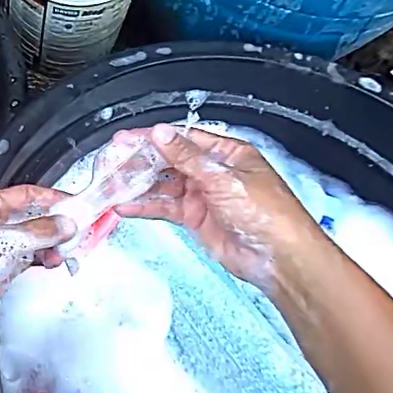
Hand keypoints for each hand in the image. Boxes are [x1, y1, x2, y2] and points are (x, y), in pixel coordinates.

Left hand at [0, 185, 75, 365]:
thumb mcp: (6, 244)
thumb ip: (40, 231)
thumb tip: (65, 224)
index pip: (26, 194)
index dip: (54, 198)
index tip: (76, 206)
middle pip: (32, 217)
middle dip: (56, 224)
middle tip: (79, 230)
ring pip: (32, 240)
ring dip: (52, 244)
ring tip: (67, 250)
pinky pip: (27, 258)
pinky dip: (42, 259)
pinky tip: (52, 262)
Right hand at [114, 124, 319, 288]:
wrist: (279, 258)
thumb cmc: (268, 215)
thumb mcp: (223, 178)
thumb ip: (187, 157)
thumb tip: (162, 134)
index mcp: (227, 153)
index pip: (182, 138)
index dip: (153, 138)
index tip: (127, 139)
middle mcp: (213, 171)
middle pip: (169, 161)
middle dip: (141, 162)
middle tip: (114, 161)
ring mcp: (203, 195)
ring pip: (163, 185)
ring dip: (139, 186)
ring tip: (114, 185)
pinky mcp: (196, 218)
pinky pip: (165, 208)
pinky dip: (145, 207)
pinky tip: (126, 207)